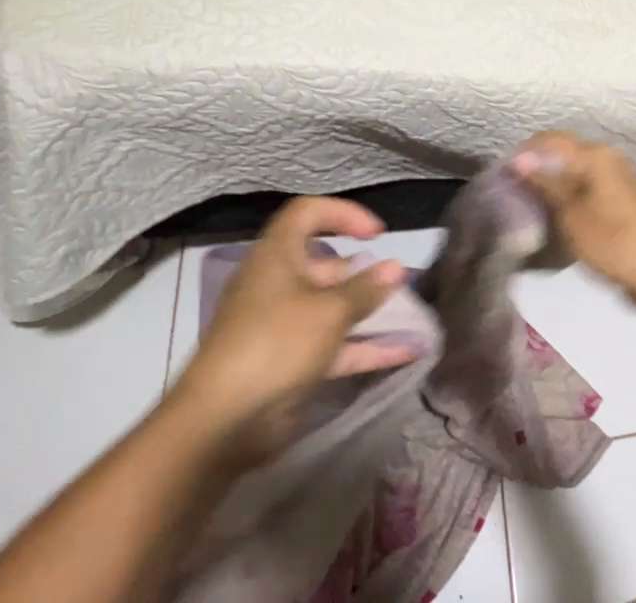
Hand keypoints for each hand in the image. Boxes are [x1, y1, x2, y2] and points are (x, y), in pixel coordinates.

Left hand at [172, 197, 416, 465]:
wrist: (223, 422)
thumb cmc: (276, 345)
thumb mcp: (329, 311)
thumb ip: (366, 289)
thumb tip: (396, 268)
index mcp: (276, 257)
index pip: (307, 213)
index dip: (344, 214)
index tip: (378, 235)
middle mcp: (278, 285)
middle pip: (325, 265)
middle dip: (365, 272)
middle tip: (400, 282)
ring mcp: (284, 325)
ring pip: (333, 308)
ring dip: (371, 311)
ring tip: (412, 315)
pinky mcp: (291, 362)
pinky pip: (335, 345)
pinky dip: (367, 347)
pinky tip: (406, 351)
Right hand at [511, 132, 635, 306]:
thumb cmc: (612, 243)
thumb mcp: (571, 215)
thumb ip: (545, 184)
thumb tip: (517, 160)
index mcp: (596, 155)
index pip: (549, 140)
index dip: (523, 154)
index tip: (501, 177)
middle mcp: (608, 157)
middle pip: (562, 153)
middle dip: (536, 168)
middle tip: (511, 192)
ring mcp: (618, 176)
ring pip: (574, 170)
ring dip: (551, 182)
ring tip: (528, 203)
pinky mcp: (621, 195)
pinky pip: (587, 184)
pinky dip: (569, 193)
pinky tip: (555, 212)